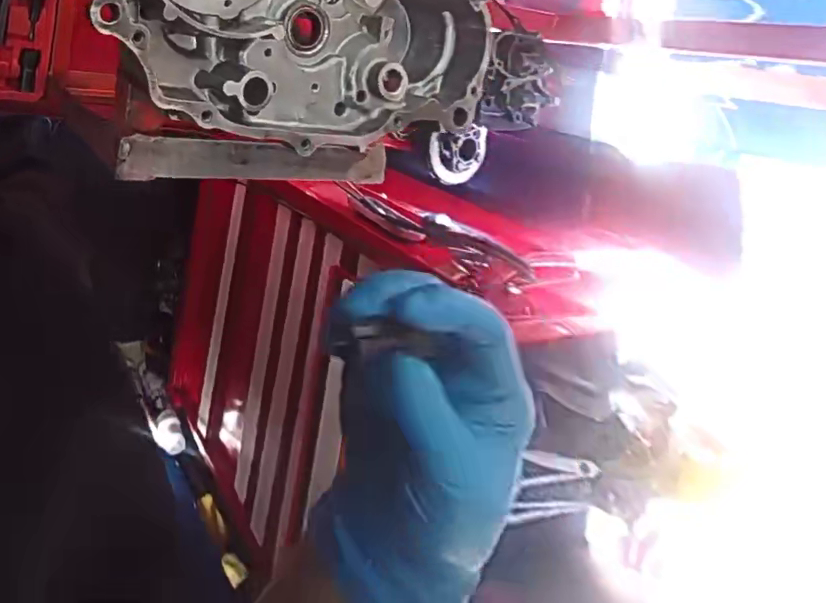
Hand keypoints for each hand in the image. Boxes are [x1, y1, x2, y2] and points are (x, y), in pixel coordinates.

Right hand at [310, 271, 532, 602]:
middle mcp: (455, 357)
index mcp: (494, 384)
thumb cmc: (441, 512)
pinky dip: (340, 319)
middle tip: (355, 310)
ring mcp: (412, 351)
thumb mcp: (448, 471)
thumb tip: (393, 355)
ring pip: (391, 298)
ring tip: (338, 329)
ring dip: (362, 300)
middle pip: (430, 296)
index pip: (481, 324)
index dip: (445, 306)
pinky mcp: (372, 355)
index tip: (402, 311)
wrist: (389, 531)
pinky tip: (331, 342)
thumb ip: (424, 409)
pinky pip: (358, 319)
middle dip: (392, 293)